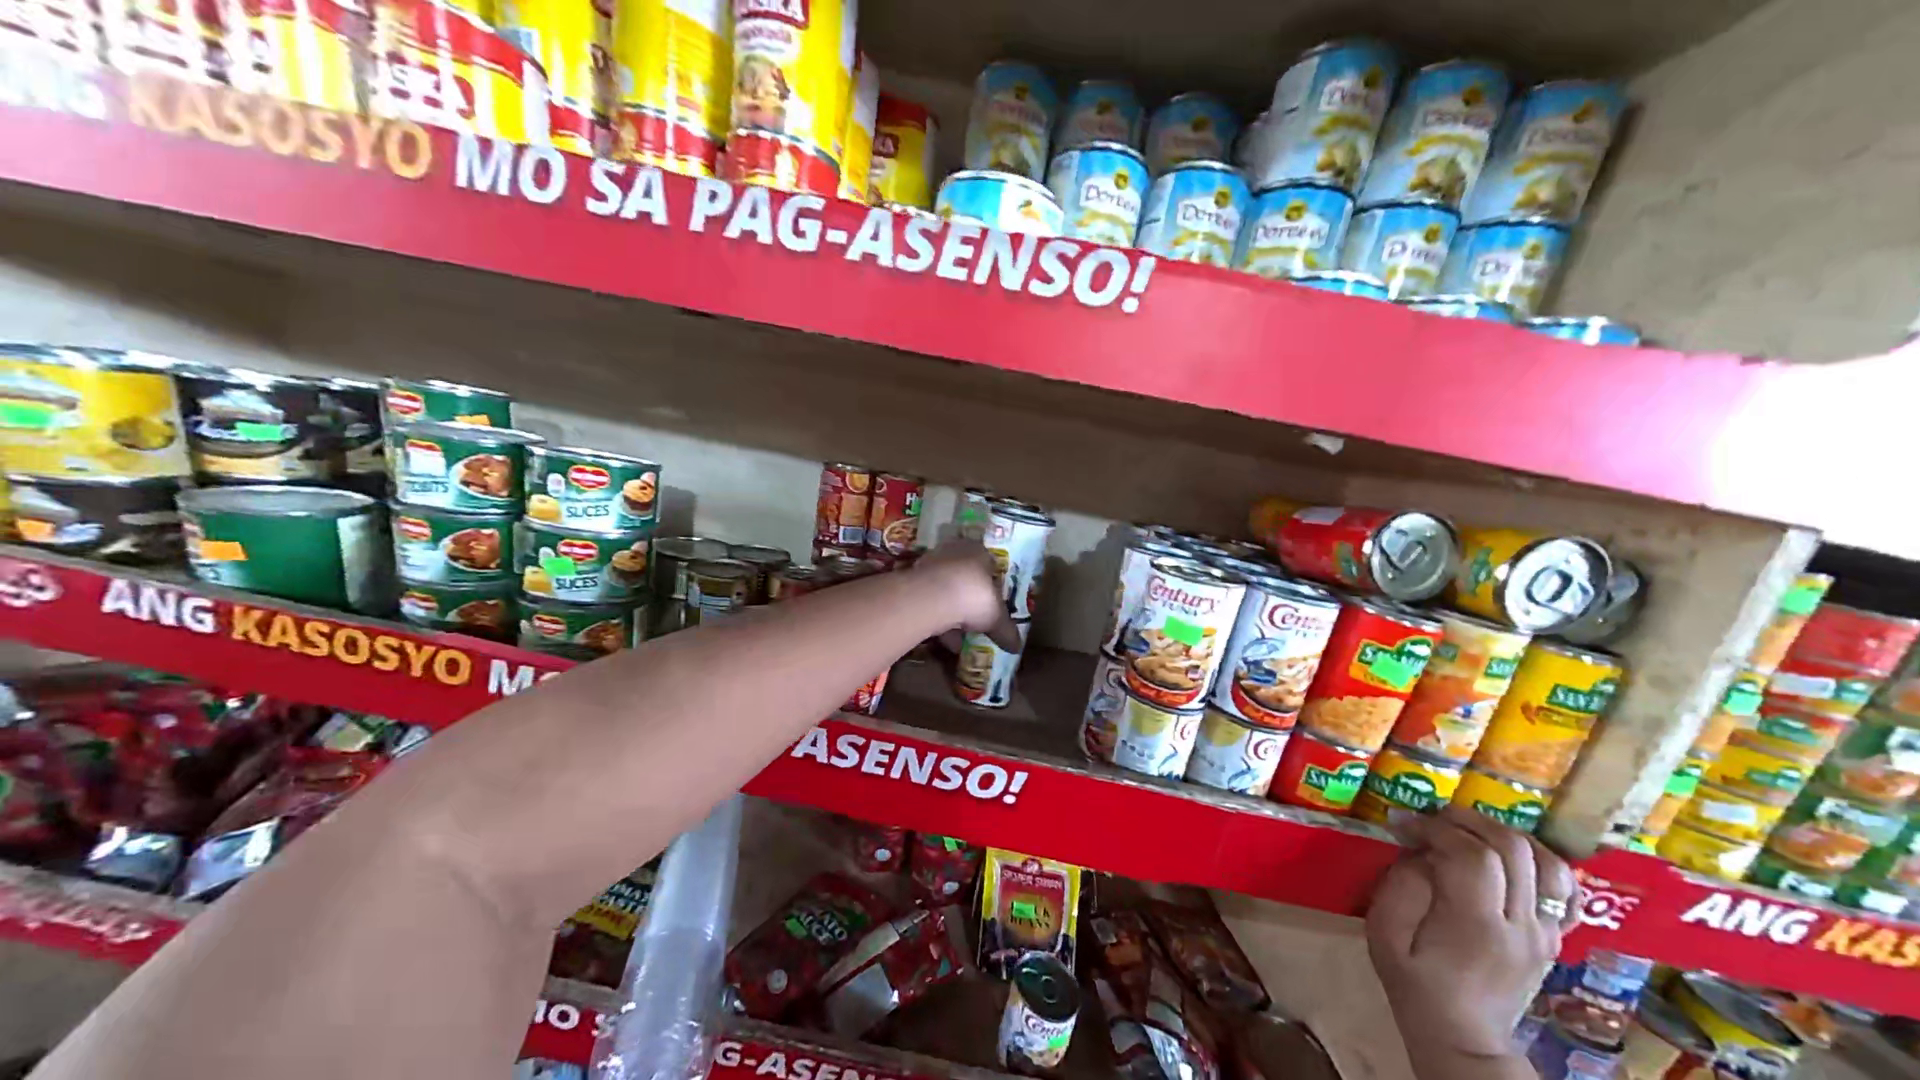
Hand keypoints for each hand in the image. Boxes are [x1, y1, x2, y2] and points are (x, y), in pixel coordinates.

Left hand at [913, 540, 1022, 651]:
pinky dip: (937, 619)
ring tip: (959, 639)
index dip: (994, 589)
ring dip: (952, 613)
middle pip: (966, 579)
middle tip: (977, 623)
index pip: (991, 567)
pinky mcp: (912, 580)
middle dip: (971, 602)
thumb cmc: (973, 596)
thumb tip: (1017, 647)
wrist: (931, 597)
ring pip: (946, 591)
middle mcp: (955, 552)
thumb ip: (1007, 631)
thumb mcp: (996, 618)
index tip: (994, 607)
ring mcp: (931, 564)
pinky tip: (943, 640)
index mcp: (980, 552)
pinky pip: (930, 602)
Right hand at [1365, 807, 1578, 1063]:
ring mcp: (1545, 933)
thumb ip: (1402, 884)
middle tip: (1435, 817)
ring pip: (1550, 864)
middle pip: (1514, 851)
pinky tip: (1513, 856)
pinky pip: (1567, 892)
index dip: (1436, 828)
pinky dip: (1544, 863)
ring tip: (1473, 830)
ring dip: (1509, 835)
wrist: (1462, 1036)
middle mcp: (1521, 926)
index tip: (1404, 824)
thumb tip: (1420, 849)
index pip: (1471, 855)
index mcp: (1475, 925)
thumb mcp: (1385, 932)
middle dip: (1471, 821)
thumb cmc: (1413, 980)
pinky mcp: (1552, 938)